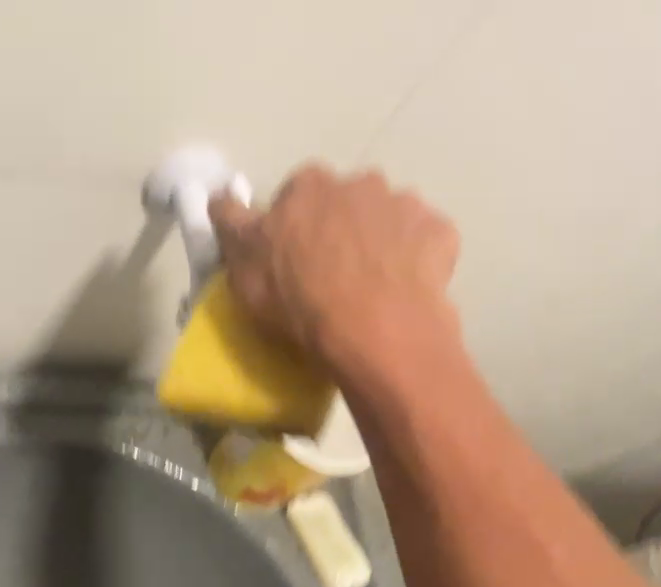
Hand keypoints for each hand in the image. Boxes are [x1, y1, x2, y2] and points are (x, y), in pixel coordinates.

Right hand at [210, 164, 463, 389]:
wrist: (375, 332)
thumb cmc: (298, 301)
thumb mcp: (243, 269)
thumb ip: (233, 227)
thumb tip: (222, 200)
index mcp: (307, 187)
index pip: (292, 195)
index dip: (288, 225)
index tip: (286, 257)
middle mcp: (358, 181)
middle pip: (342, 202)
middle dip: (335, 227)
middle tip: (327, 275)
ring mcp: (404, 204)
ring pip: (384, 219)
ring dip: (375, 242)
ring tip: (367, 288)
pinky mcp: (439, 231)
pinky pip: (420, 241)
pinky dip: (411, 259)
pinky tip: (399, 290)